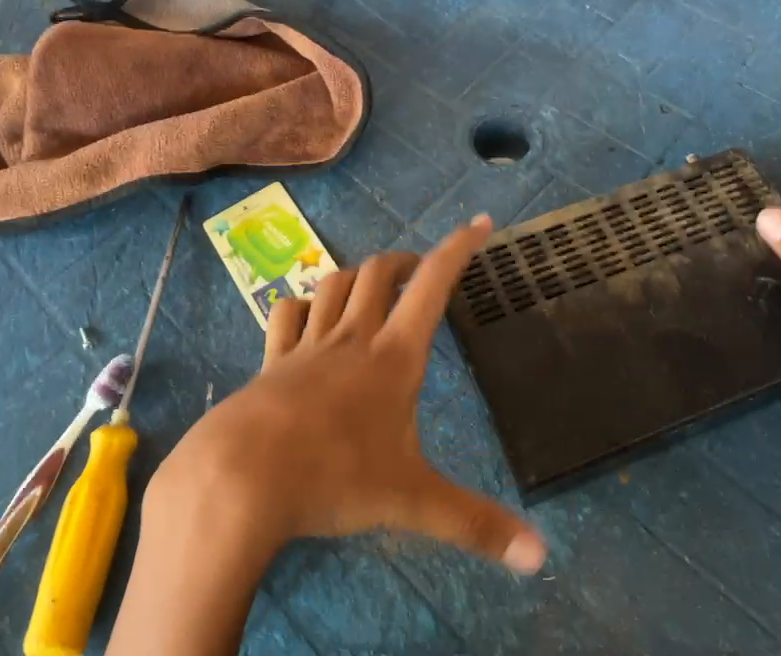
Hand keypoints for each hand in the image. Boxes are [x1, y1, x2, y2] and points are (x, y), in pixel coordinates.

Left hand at [148, 214, 547, 572]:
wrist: (240, 478)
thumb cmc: (334, 479)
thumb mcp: (412, 502)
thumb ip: (475, 525)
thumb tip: (540, 557)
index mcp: (394, 358)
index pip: (432, 285)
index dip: (458, 249)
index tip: (479, 222)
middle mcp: (352, 339)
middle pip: (379, 272)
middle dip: (405, 261)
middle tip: (421, 271)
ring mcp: (306, 347)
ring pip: (333, 283)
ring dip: (356, 275)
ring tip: (371, 286)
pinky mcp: (271, 363)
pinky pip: (287, 314)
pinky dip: (303, 304)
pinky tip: (307, 315)